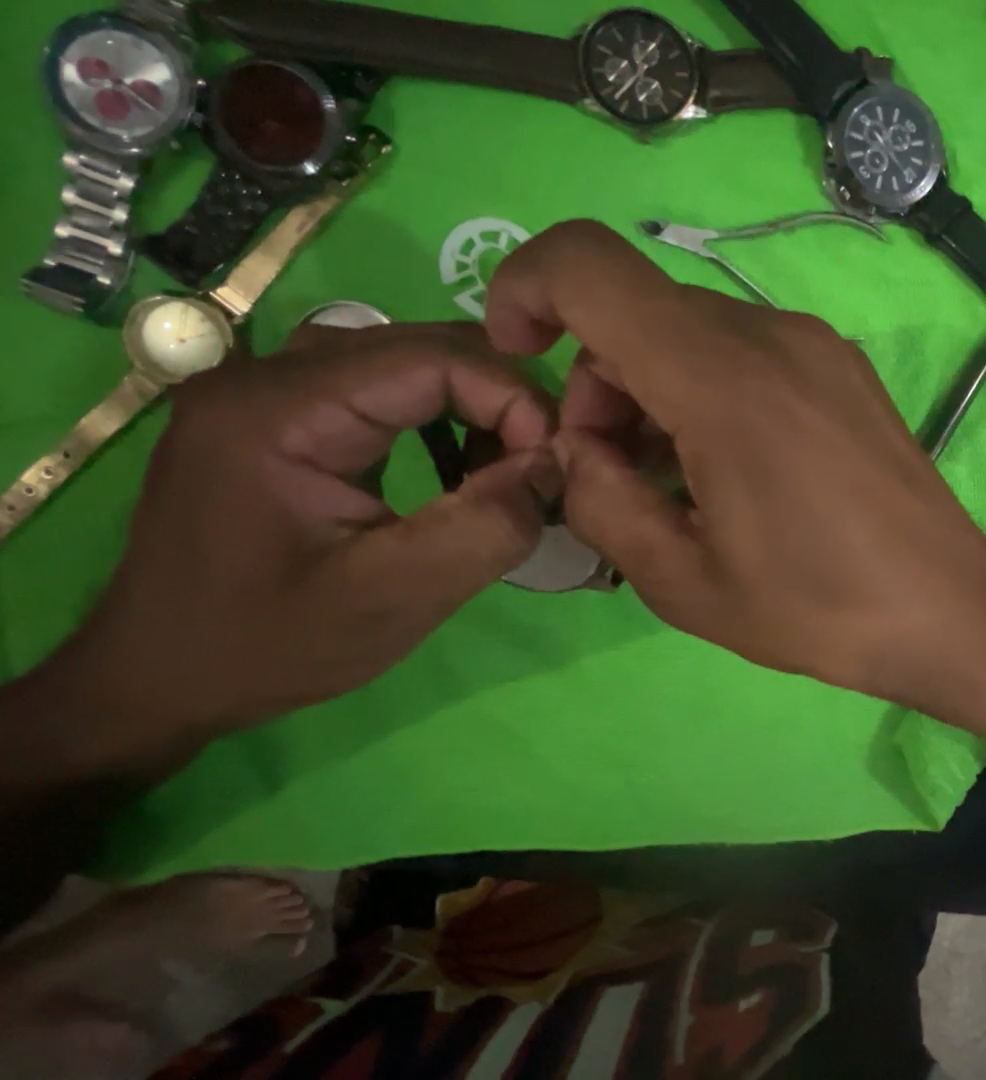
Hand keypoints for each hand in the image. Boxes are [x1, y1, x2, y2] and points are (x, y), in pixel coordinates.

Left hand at [47, 322, 557, 767]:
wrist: (158, 680)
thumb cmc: (270, 644)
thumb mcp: (396, 597)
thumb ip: (487, 527)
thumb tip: (555, 467)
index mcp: (280, 410)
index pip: (434, 358)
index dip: (514, 401)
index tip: (553, 469)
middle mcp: (266, 377)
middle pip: (423, 345)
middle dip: (503, 399)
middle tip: (544, 467)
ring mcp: (268, 392)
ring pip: (407, 360)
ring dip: (476, 404)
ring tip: (509, 467)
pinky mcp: (280, 418)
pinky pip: (382, 388)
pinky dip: (442, 416)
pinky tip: (459, 465)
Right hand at [484, 221, 985, 709]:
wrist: (947, 607)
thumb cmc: (818, 606)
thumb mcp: (681, 579)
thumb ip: (600, 499)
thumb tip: (577, 447)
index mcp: (722, 380)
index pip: (589, 266)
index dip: (525, 289)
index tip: (520, 360)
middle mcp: (773, 337)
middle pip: (641, 313)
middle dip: (599, 383)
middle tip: (617, 476)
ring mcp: (819, 347)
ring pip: (694, 333)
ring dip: (655, 391)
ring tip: (677, 485)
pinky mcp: (846, 370)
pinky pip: (749, 353)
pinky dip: (710, 391)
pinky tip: (731, 470)